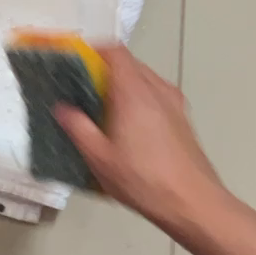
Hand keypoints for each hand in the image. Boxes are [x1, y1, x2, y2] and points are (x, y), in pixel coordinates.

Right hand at [53, 44, 234, 238]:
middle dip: (102, 70)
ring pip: (142, 79)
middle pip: (128, 64)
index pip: (115, 52)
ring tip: (99, 108)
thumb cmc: (142, 180)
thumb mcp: (98, 157)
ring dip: (120, 85)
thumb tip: (62, 107)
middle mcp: (157, 90)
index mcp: (134, 93)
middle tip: (78, 89)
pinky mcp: (181, 118)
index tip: (72, 63)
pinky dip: (136, 97)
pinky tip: (125, 125)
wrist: (193, 203)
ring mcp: (174, 103)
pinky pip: (154, 94)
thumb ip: (77, 127)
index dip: (91, 51)